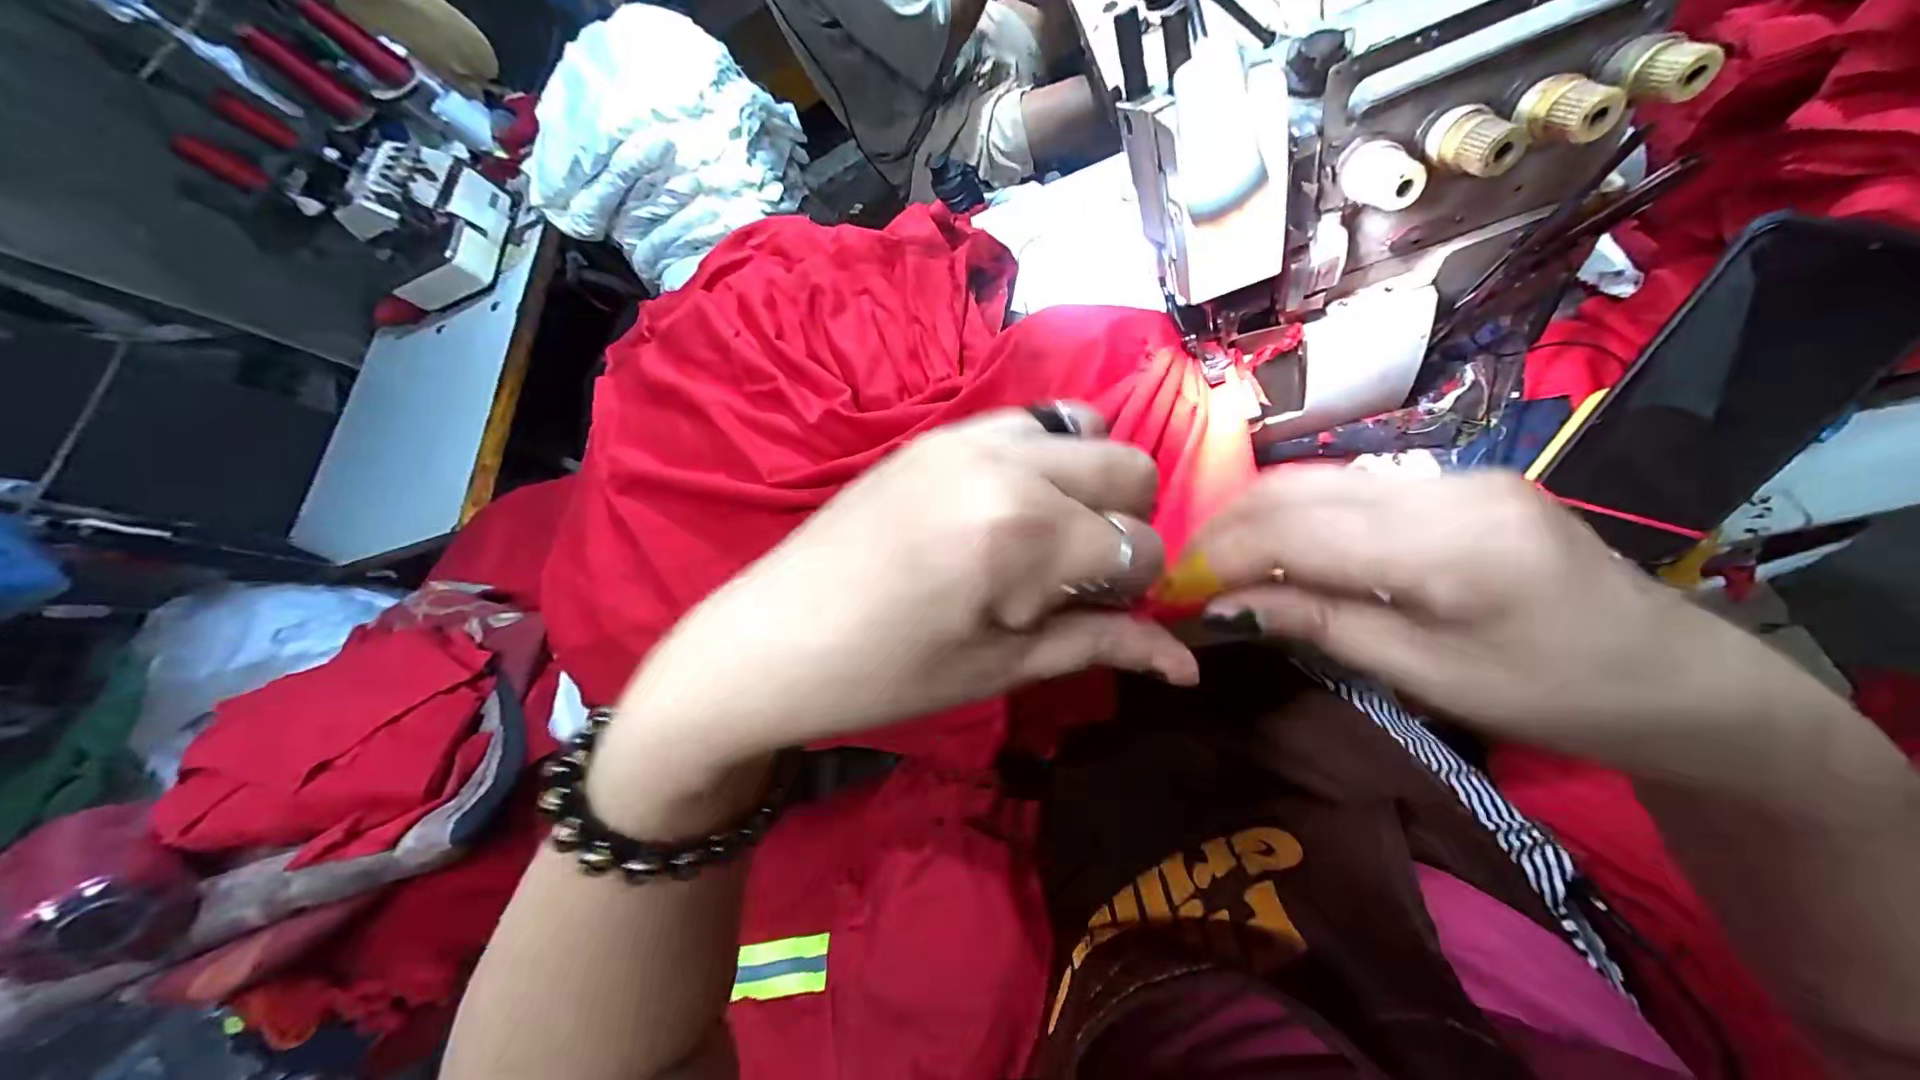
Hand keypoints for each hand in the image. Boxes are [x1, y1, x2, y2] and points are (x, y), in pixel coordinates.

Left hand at [590, 406, 1197, 826]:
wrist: (769, 641)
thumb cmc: (886, 674)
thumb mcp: (1001, 667)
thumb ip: (1100, 645)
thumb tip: (1188, 664)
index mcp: (1026, 531)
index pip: (1139, 546)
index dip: (1133, 588)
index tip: (1093, 614)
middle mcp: (1007, 462)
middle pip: (1128, 469)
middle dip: (1121, 525)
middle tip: (1071, 576)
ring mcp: (967, 435)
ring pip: (1085, 430)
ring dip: (1086, 483)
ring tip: (1040, 536)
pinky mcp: (936, 432)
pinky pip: (1025, 422)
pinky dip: (1042, 458)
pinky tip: (1004, 507)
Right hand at [1180, 467, 1846, 773]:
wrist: (1681, 679)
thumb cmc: (1556, 698)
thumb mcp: (1425, 674)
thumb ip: (1319, 624)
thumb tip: (1223, 606)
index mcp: (1449, 544)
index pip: (1295, 531)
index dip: (1221, 557)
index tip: (1172, 591)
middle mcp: (1444, 486)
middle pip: (1296, 490)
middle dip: (1224, 531)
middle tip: (1182, 576)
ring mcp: (1450, 475)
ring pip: (1313, 481)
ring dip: (1252, 519)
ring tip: (1216, 563)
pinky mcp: (1451, 482)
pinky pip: (1346, 490)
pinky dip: (1293, 517)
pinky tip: (1273, 548)